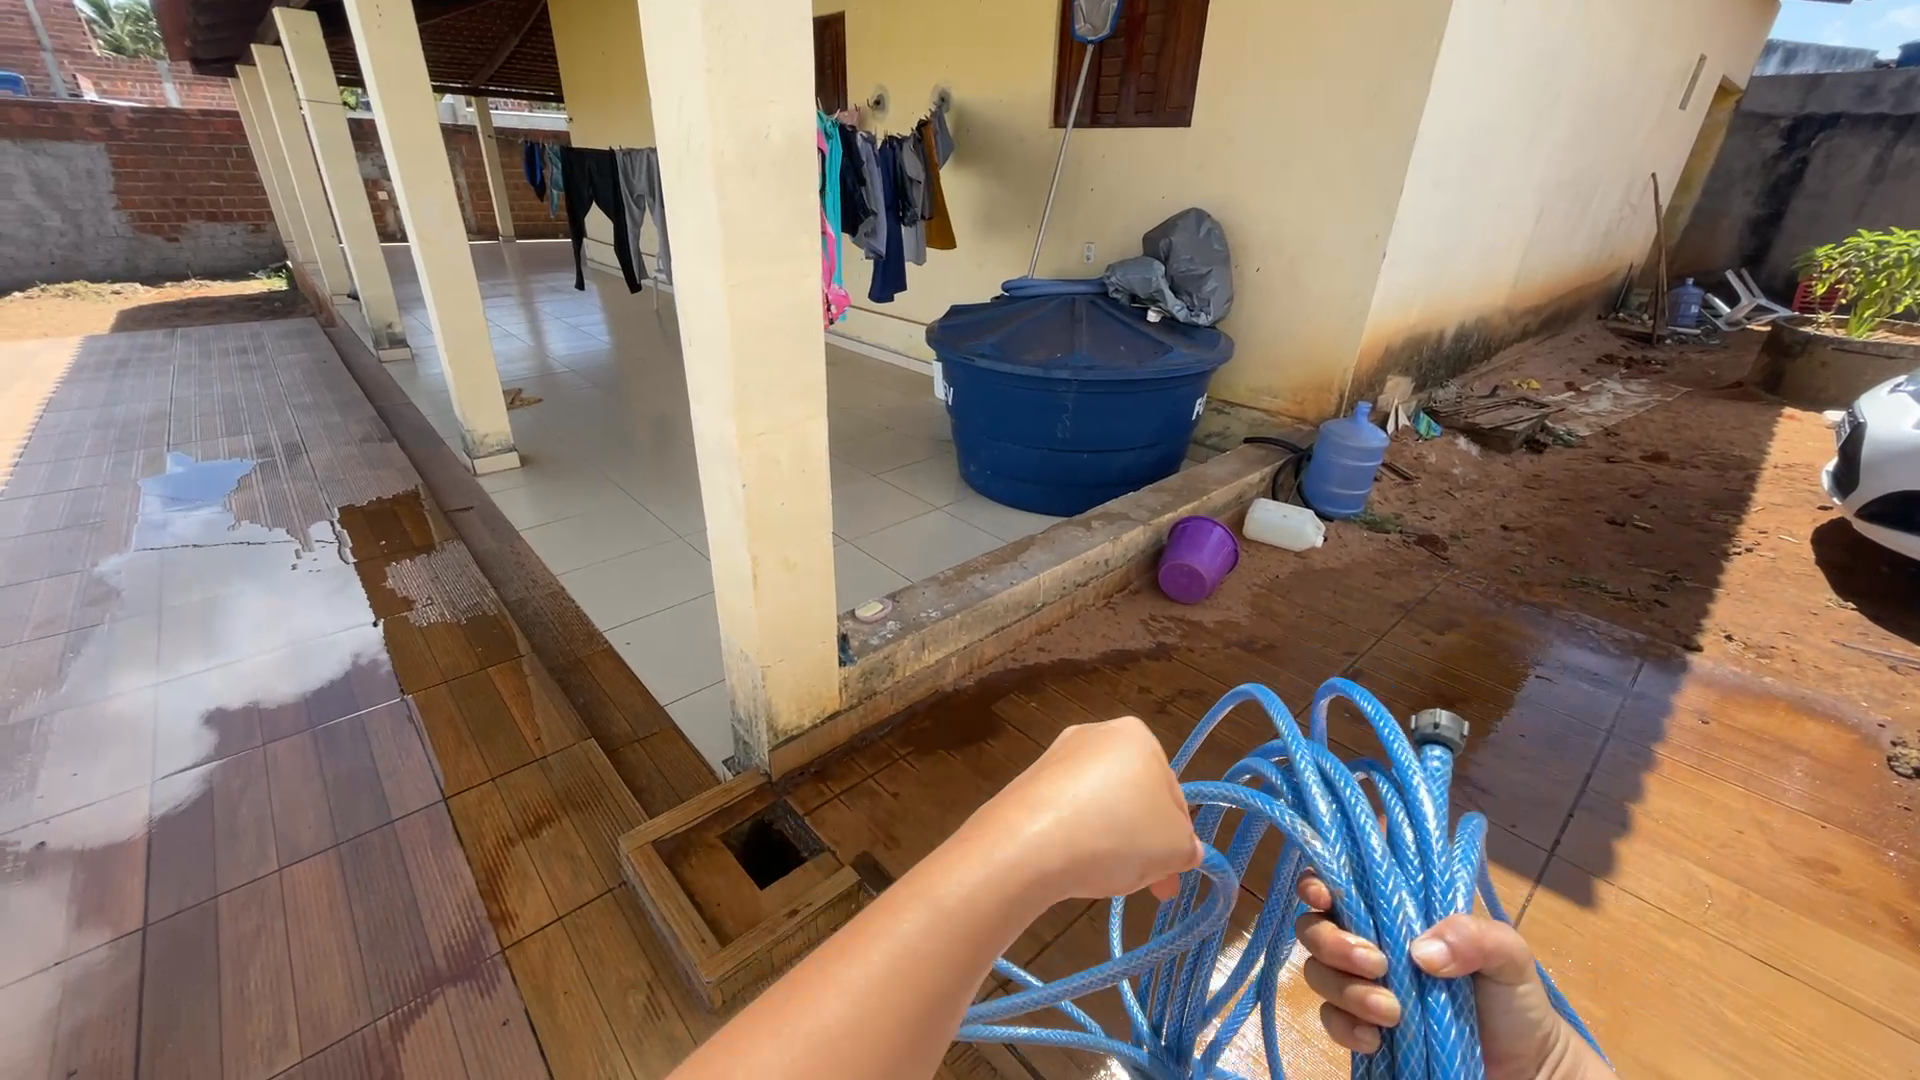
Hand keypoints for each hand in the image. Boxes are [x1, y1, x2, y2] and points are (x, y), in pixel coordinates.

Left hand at [963, 717, 1204, 907]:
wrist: (1029, 843)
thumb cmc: (1117, 833)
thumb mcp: (1175, 848)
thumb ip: (1188, 848)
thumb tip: (1185, 850)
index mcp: (1137, 735)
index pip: (1173, 792)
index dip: (1178, 837)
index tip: (1174, 872)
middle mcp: (1096, 734)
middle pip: (1135, 797)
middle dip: (1145, 842)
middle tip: (1151, 885)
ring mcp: (1058, 756)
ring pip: (1102, 806)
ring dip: (1113, 842)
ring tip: (1110, 879)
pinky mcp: (1031, 781)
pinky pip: (1068, 813)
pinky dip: (1079, 837)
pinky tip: (1076, 865)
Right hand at [1294, 873, 1609, 1079]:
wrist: (1528, 1069)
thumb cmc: (1514, 997)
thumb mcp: (1507, 954)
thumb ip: (1472, 936)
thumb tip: (1420, 952)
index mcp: (1389, 911)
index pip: (1335, 881)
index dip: (1315, 883)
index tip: (1324, 898)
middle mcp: (1364, 940)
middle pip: (1311, 926)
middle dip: (1332, 943)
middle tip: (1375, 965)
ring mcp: (1359, 984)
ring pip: (1316, 972)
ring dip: (1345, 989)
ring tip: (1392, 1012)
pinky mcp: (1360, 1025)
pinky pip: (1329, 1019)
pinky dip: (1345, 1026)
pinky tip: (1376, 1039)